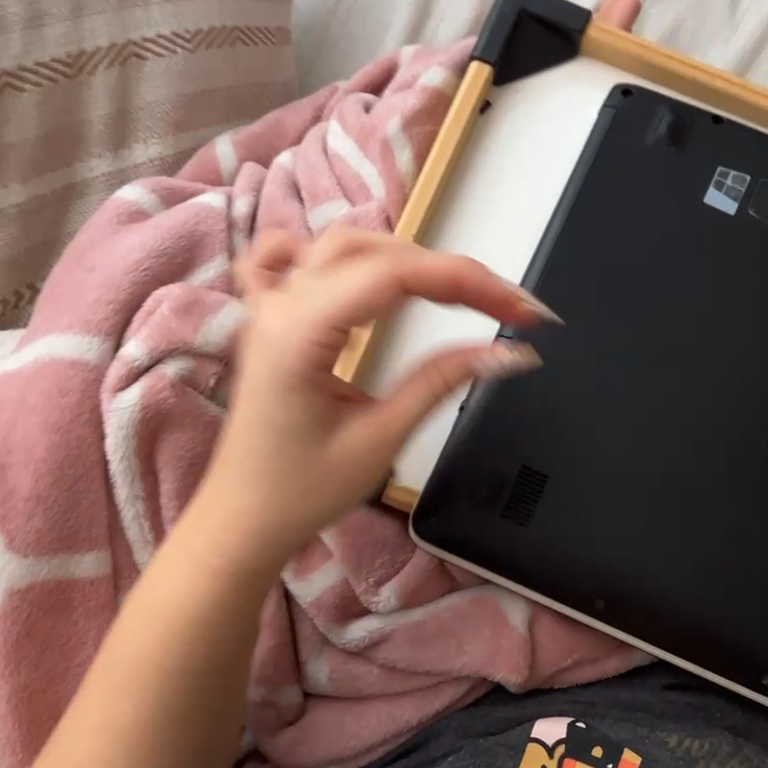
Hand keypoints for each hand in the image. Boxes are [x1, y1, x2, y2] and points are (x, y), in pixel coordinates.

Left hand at [188, 228, 553, 566]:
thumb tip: (507, 353)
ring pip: (341, 247)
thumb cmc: (303, 492)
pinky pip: (289, 261)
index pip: (397, 276)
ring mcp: (268, 309)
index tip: (522, 310)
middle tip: (504, 306)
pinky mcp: (269, 323)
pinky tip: (357, 271)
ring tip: (454, 292)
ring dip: (403, 258)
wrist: (244, 520)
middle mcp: (280, 307)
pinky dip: (331, 256)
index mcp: (301, 333)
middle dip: (448, 272)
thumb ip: (440, 382)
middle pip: (376, 252)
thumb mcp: (380, 439)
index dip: (468, 282)